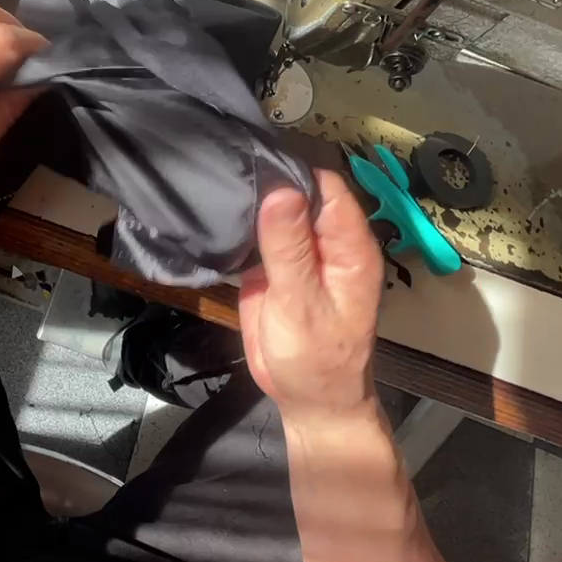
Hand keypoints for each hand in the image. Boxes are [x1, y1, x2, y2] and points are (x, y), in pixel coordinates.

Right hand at [239, 170, 386, 429]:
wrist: (307, 400)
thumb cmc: (315, 358)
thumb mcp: (301, 304)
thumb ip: (290, 249)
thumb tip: (281, 191)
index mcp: (348, 246)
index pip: (325, 188)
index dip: (292, 172)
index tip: (252, 160)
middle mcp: (326, 241)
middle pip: (298, 192)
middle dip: (266, 179)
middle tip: (224, 166)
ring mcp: (298, 252)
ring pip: (275, 209)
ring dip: (249, 198)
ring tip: (214, 181)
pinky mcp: (272, 265)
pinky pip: (257, 232)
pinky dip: (239, 222)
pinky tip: (213, 210)